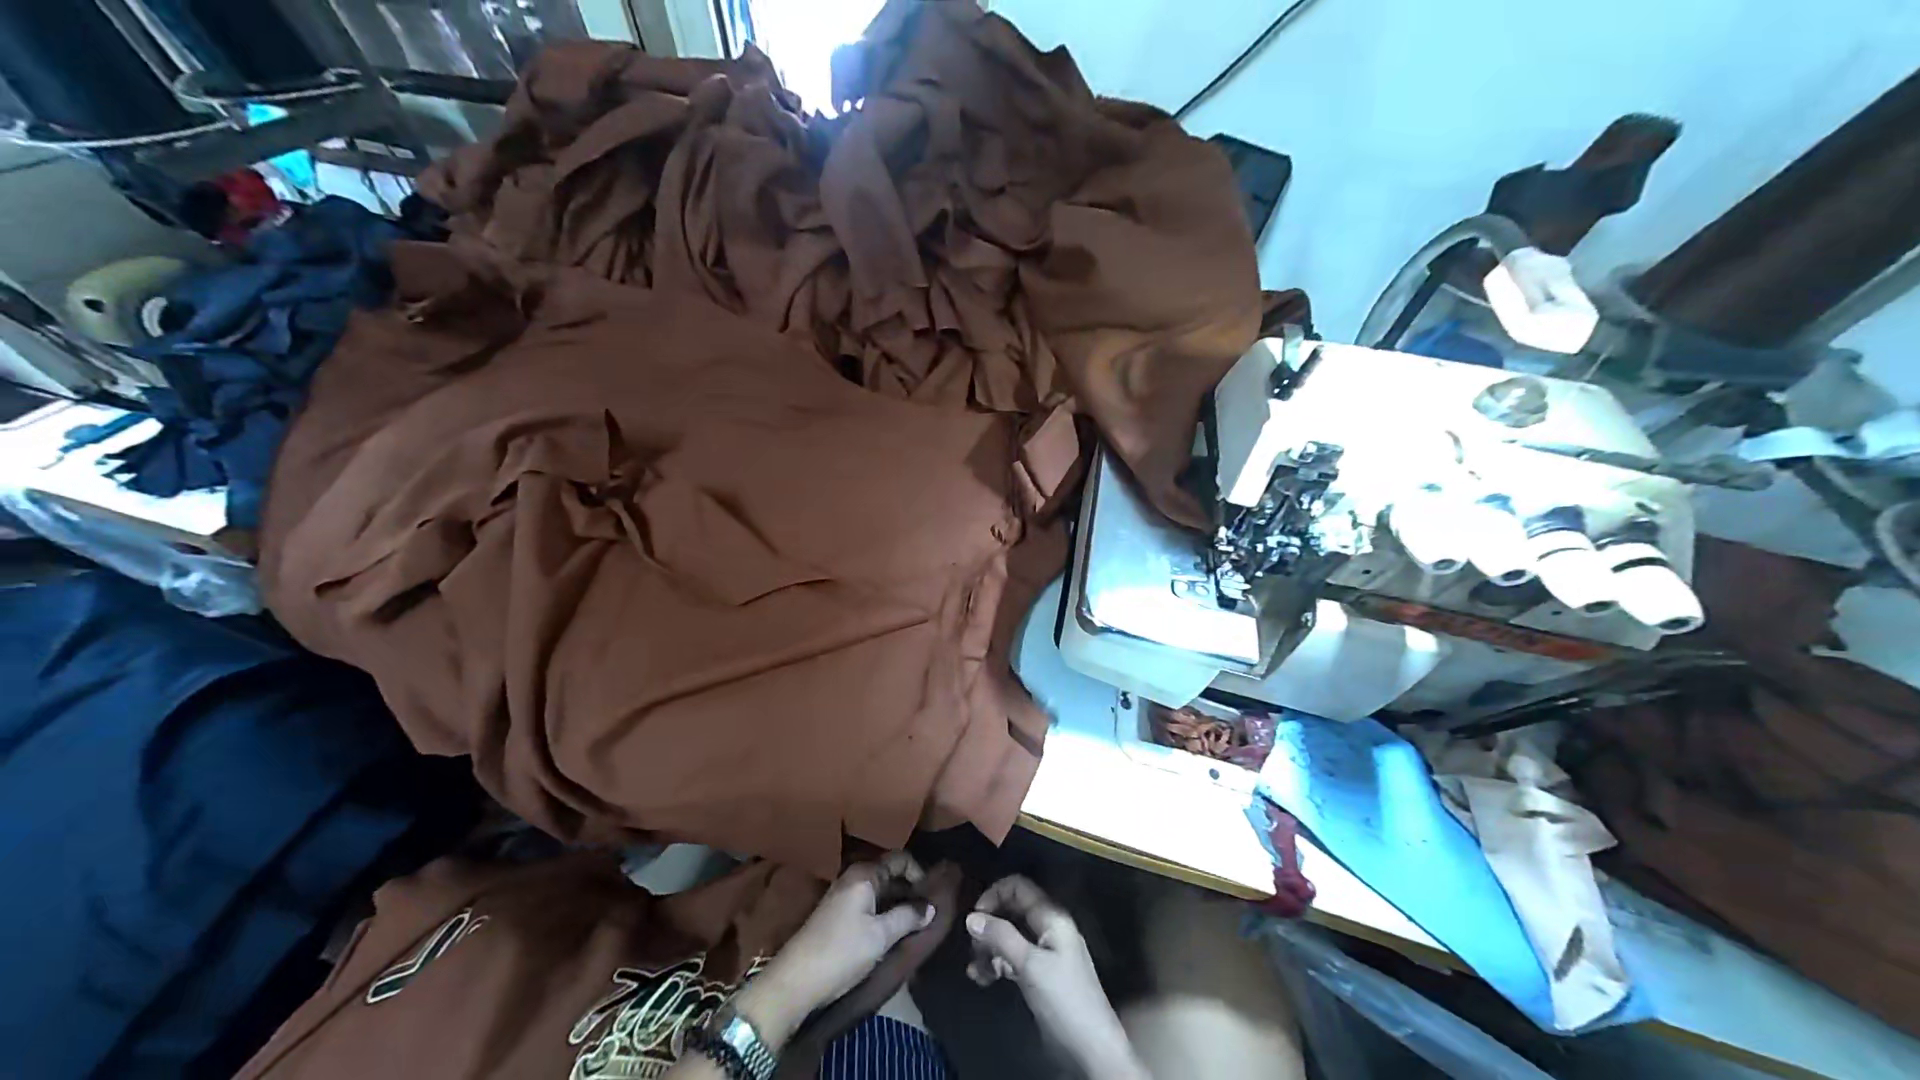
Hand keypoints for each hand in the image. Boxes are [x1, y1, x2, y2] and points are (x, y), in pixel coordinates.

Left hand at [736, 853, 935, 1048]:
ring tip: (918, 922)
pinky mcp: (839, 915)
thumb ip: (908, 917)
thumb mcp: (880, 936)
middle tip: (931, 911)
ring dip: (899, 903)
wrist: (796, 981)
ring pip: (881, 891)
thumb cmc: (842, 951)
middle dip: (911, 889)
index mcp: (864, 874)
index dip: (920, 873)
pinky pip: (870, 904)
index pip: (900, 858)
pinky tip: (896, 930)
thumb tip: (931, 907)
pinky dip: (885, 912)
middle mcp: (853, 877)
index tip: (933, 896)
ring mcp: (844, 896)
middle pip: (890, 873)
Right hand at [966, 876, 1148, 1079]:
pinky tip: (984, 979)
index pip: (1018, 887)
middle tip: (972, 949)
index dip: (994, 895)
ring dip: (989, 949)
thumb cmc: (1064, 999)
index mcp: (1052, 917)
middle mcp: (1048, 928)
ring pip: (1009, 937)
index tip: (975, 918)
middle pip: (1011, 912)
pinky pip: (1012, 959)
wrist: (1091, 1050)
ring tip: (976, 971)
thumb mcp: (1030, 965)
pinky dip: (997, 964)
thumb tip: (971, 916)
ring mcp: (1044, 952)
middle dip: (989, 926)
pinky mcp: (1039, 975)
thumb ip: (1001, 936)